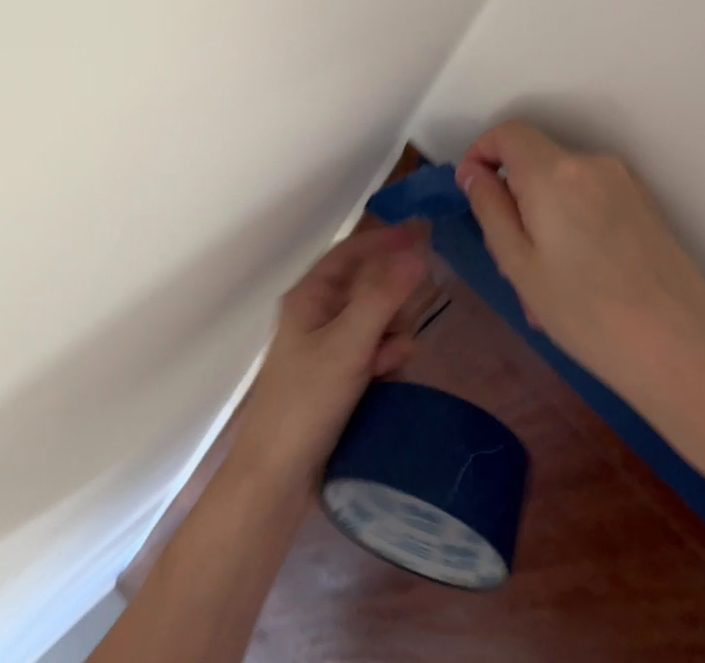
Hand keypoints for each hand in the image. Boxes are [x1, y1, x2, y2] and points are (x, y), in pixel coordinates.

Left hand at [232, 224, 429, 486]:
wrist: (279, 472)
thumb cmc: (307, 401)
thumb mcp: (348, 344)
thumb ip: (382, 298)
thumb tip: (416, 254)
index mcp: (308, 297)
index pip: (351, 253)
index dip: (385, 241)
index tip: (425, 233)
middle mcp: (315, 316)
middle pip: (367, 286)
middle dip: (392, 298)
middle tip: (408, 316)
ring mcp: (326, 348)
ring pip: (374, 322)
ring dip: (391, 331)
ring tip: (397, 354)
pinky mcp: (338, 379)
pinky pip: (372, 354)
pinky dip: (385, 357)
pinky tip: (393, 372)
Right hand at [454, 121, 704, 477]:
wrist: (683, 349)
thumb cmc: (586, 311)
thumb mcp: (517, 263)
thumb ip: (490, 208)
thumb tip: (474, 173)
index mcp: (555, 172)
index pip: (507, 132)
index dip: (480, 155)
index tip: (472, 195)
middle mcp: (594, 165)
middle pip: (535, 163)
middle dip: (513, 199)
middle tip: (508, 261)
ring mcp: (626, 185)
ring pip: (563, 188)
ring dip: (542, 221)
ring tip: (544, 284)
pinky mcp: (646, 208)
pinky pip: (591, 203)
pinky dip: (571, 228)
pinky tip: (577, 281)